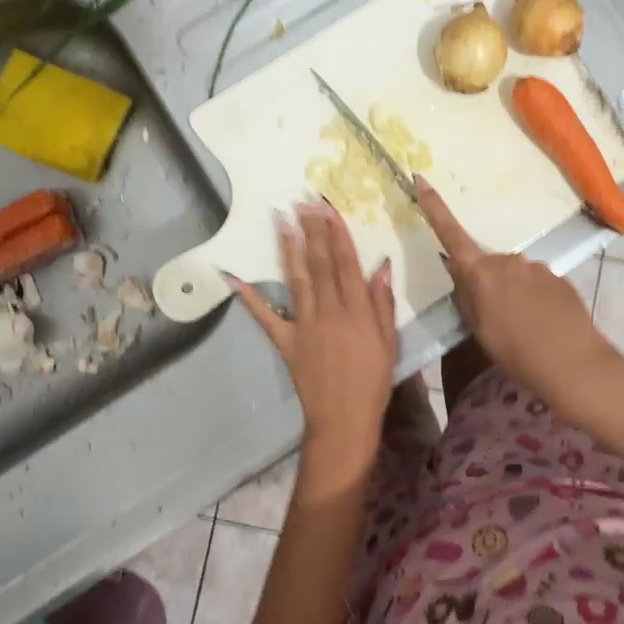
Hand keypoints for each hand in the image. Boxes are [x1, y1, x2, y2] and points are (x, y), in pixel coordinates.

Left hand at [227, 203, 397, 500]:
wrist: (343, 421)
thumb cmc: (373, 382)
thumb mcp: (389, 342)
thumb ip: (382, 303)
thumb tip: (380, 265)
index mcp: (357, 310)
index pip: (345, 263)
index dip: (336, 233)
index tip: (327, 208)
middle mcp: (329, 311)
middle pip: (319, 264)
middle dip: (311, 230)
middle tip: (302, 202)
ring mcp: (304, 325)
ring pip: (296, 279)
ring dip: (288, 248)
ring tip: (281, 221)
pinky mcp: (286, 341)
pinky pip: (266, 316)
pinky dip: (249, 297)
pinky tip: (235, 278)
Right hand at [415, 177, 621, 409]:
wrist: (573, 363)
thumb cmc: (516, 352)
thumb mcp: (480, 331)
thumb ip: (468, 298)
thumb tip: (461, 275)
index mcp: (481, 272)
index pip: (450, 234)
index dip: (433, 207)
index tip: (420, 178)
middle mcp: (508, 261)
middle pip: (487, 266)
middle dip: (487, 285)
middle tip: (493, 321)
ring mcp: (536, 267)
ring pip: (514, 277)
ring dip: (512, 295)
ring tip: (522, 330)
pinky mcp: (559, 278)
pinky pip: (537, 285)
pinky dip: (534, 301)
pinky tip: (542, 326)